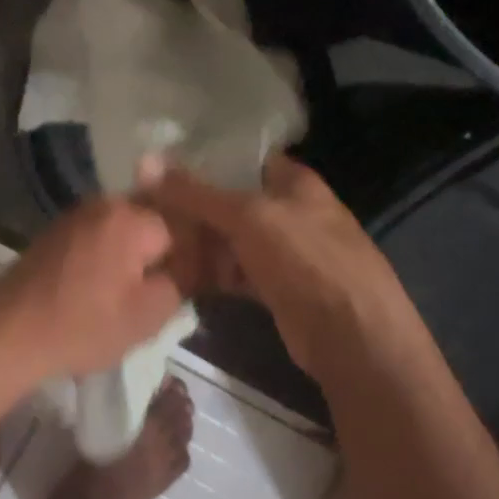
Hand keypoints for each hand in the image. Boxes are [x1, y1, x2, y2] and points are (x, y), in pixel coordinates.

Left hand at [0, 198, 184, 378]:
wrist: (10, 332)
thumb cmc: (83, 325)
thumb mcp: (147, 315)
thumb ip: (179, 282)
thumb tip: (185, 267)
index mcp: (129, 218)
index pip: (180, 230)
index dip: (184, 263)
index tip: (177, 291)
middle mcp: (102, 204)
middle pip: (149, 226)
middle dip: (155, 258)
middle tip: (151, 297)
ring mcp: (74, 215)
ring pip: (122, 234)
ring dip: (128, 260)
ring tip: (123, 298)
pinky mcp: (55, 232)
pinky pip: (96, 240)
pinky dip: (103, 261)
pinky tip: (97, 291)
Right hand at [145, 156, 410, 375]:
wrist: (354, 339)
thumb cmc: (307, 261)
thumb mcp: (248, 218)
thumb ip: (196, 193)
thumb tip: (144, 161)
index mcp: (295, 182)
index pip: (243, 158)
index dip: (204, 159)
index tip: (159, 165)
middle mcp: (290, 211)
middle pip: (231, 200)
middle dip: (193, 206)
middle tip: (146, 208)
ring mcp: (285, 252)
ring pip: (231, 239)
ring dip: (199, 242)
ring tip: (154, 242)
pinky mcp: (276, 287)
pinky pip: (235, 272)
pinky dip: (212, 272)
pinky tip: (178, 275)